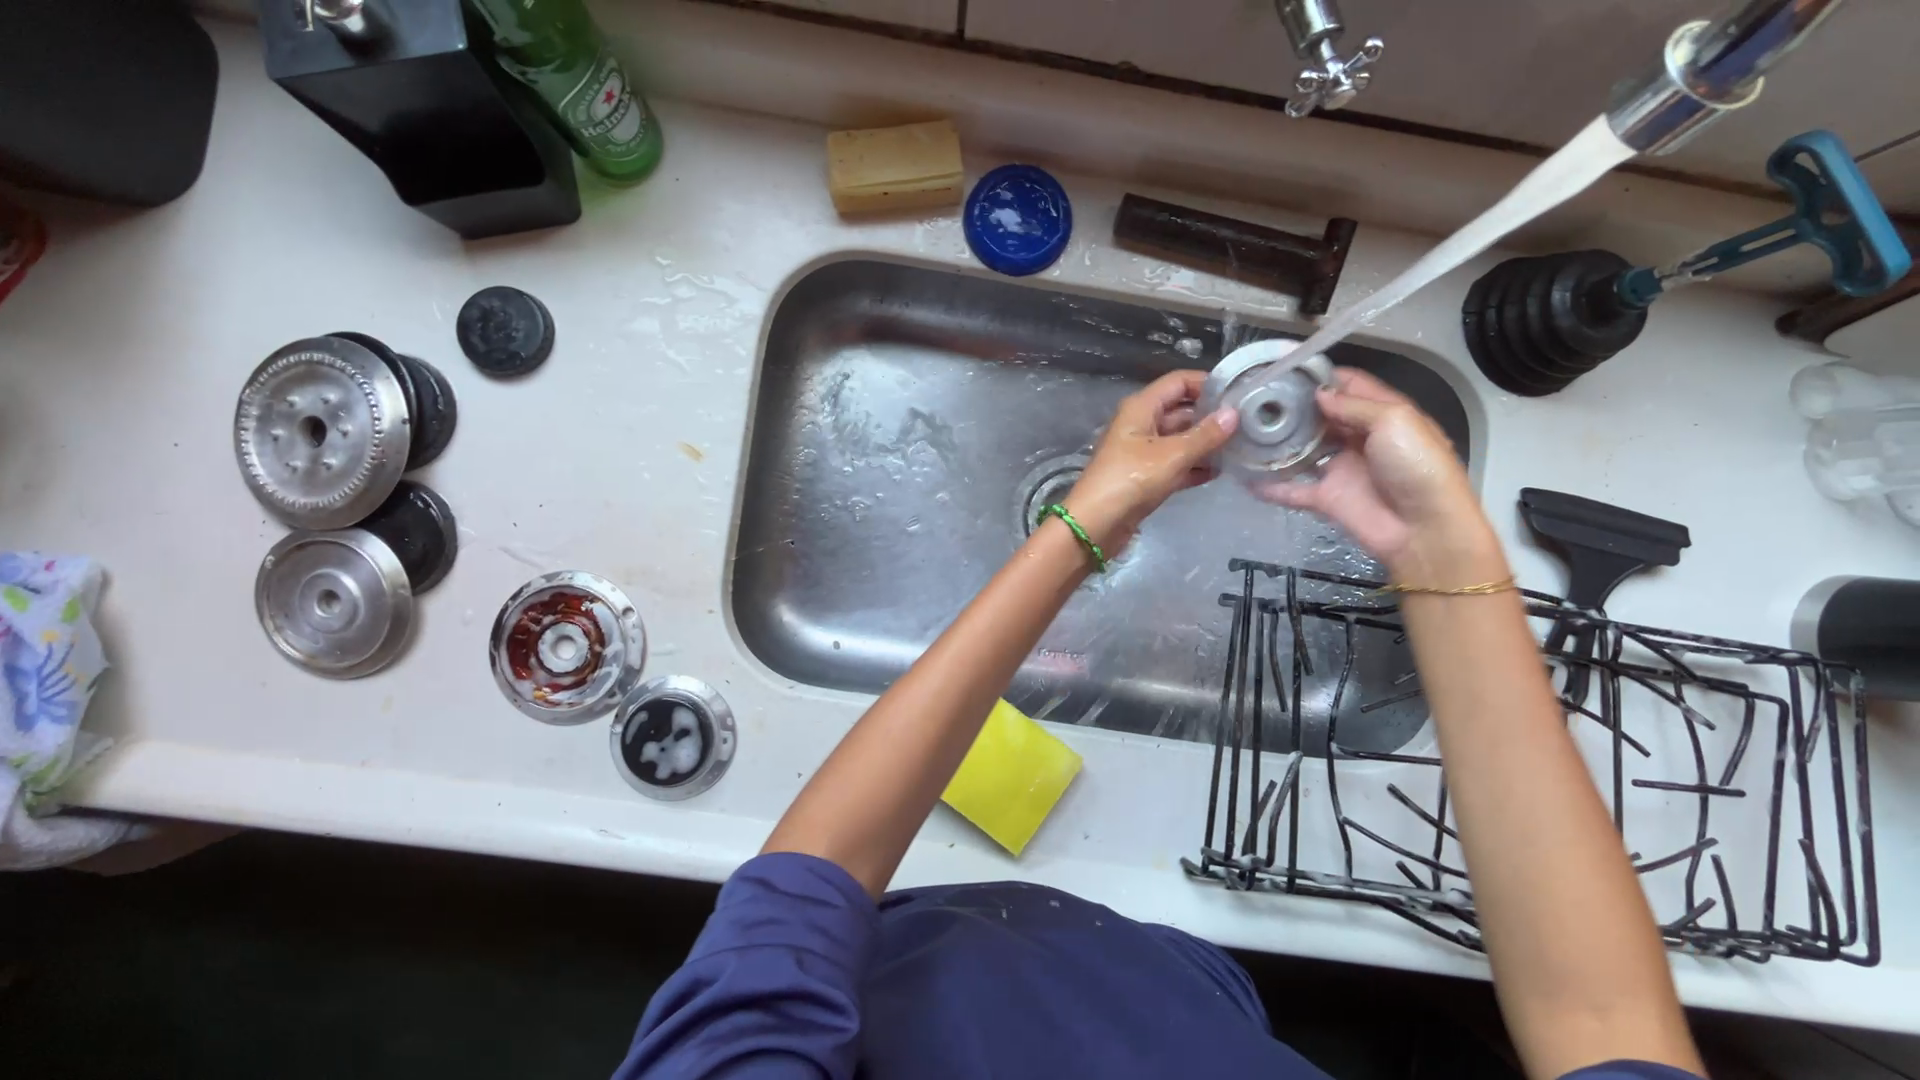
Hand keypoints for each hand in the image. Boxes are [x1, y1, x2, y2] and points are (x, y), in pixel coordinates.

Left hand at [1065, 370, 1236, 551]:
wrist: (1096, 524)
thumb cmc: (1131, 480)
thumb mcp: (1172, 455)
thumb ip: (1205, 435)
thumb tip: (1234, 413)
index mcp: (1141, 407)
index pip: (1178, 382)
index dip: (1207, 384)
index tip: (1239, 393)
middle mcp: (1141, 424)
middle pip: (1181, 411)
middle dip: (1211, 417)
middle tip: (1248, 424)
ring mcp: (1142, 451)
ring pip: (1180, 439)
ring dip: (1206, 444)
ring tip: (1242, 447)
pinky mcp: (1146, 476)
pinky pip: (1176, 464)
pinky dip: (1194, 466)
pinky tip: (1221, 471)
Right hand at [1252, 368, 1496, 578]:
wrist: (1424, 529)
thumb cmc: (1416, 466)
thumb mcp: (1394, 421)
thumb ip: (1354, 405)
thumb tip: (1319, 394)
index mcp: (1384, 415)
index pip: (1351, 386)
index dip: (1324, 376)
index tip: (1289, 369)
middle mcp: (1361, 439)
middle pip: (1324, 417)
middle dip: (1297, 406)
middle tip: (1259, 396)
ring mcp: (1342, 469)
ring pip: (1305, 451)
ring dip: (1281, 442)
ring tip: (1247, 428)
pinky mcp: (1327, 498)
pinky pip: (1293, 491)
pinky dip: (1271, 486)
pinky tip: (1245, 477)